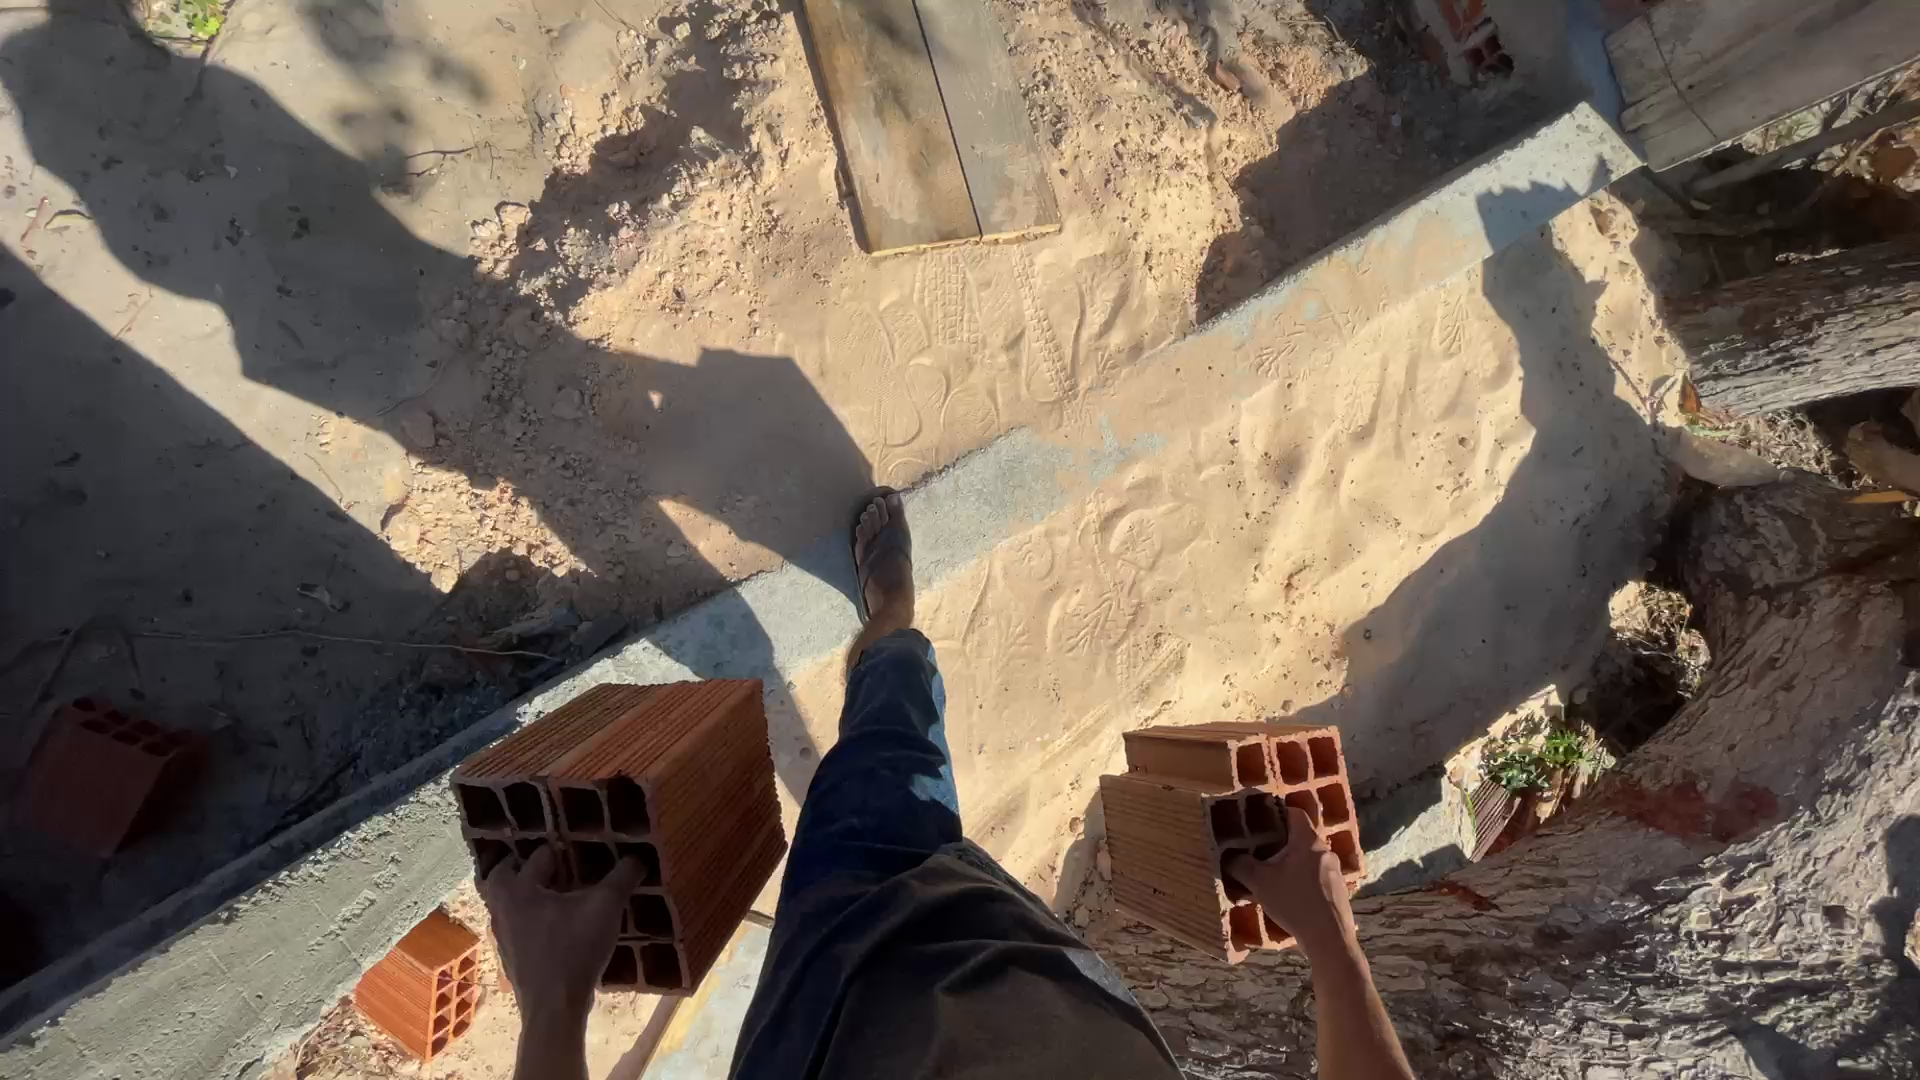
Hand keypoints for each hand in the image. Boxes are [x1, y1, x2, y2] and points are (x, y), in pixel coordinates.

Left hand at [478, 845, 645, 1028]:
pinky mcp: (514, 960)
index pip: (534, 857)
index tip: (575, 844)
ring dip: (527, 894)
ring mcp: (505, 939)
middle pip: (502, 880)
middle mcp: (503, 912)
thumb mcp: (607, 904)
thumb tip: (638, 856)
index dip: (556, 847)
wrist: (555, 1008)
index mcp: (519, 892)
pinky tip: (559, 924)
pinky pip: (517, 927)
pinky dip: (532, 918)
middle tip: (552, 862)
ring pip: (508, 906)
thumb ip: (624, 874)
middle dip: (523, 868)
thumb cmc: (575, 948)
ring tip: (559, 891)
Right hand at [1225, 805, 1354, 955]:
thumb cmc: (1294, 902)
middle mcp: (1325, 852)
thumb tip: (1227, 855)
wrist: (1330, 941)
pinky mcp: (1338, 892)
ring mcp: (1335, 873)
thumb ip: (1240, 864)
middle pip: (1300, 836)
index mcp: (1308, 841)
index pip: (1294, 812)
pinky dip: (1302, 879)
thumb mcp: (1259, 882)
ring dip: (1291, 862)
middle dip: (1279, 841)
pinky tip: (1289, 896)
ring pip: (1308, 858)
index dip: (1276, 812)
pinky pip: (1316, 876)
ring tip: (1272, 874)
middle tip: (1259, 849)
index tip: (1259, 821)